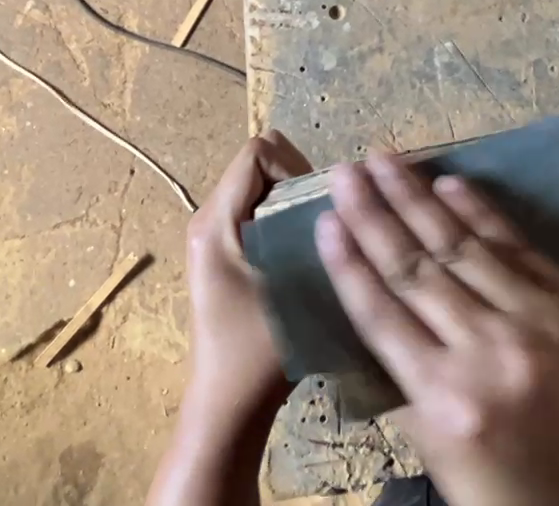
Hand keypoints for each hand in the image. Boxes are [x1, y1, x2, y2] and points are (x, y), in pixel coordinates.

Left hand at [184, 129, 311, 419]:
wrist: (228, 406)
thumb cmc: (259, 351)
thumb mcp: (296, 288)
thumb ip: (318, 239)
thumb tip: (350, 199)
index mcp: (215, 222)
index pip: (256, 153)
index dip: (294, 165)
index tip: (317, 205)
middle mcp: (207, 219)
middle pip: (259, 165)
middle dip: (297, 181)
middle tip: (323, 221)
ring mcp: (213, 236)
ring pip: (261, 188)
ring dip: (293, 202)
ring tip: (317, 238)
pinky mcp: (224, 252)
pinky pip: (257, 210)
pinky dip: (284, 218)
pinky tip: (304, 254)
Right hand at [314, 154, 558, 505]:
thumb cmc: (522, 488)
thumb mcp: (446, 461)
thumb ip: (409, 392)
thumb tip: (379, 325)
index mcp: (444, 399)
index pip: (381, 315)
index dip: (348, 264)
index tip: (325, 222)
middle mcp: (483, 349)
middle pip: (413, 267)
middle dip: (372, 214)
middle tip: (344, 172)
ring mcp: (531, 315)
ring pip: (459, 244)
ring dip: (416, 197)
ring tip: (384, 160)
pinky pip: (513, 243)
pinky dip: (479, 210)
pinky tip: (450, 182)